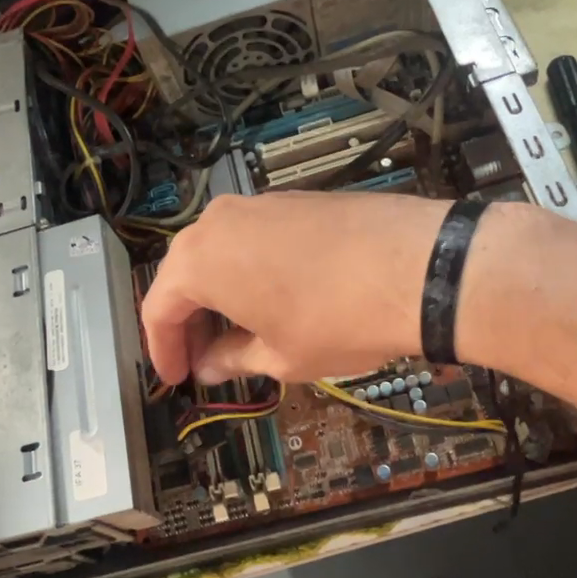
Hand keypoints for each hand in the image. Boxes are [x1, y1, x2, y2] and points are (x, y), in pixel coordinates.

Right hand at [140, 192, 450, 383]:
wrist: (417, 266)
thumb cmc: (335, 320)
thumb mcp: (279, 355)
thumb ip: (233, 359)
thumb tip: (210, 366)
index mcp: (198, 260)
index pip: (159, 309)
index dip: (163, 350)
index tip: (175, 378)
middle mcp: (218, 221)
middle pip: (185, 275)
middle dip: (189, 321)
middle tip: (203, 361)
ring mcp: (259, 204)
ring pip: (220, 253)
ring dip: (220, 294)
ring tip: (239, 334)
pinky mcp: (295, 199)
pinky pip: (254, 239)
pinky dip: (250, 271)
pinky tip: (274, 300)